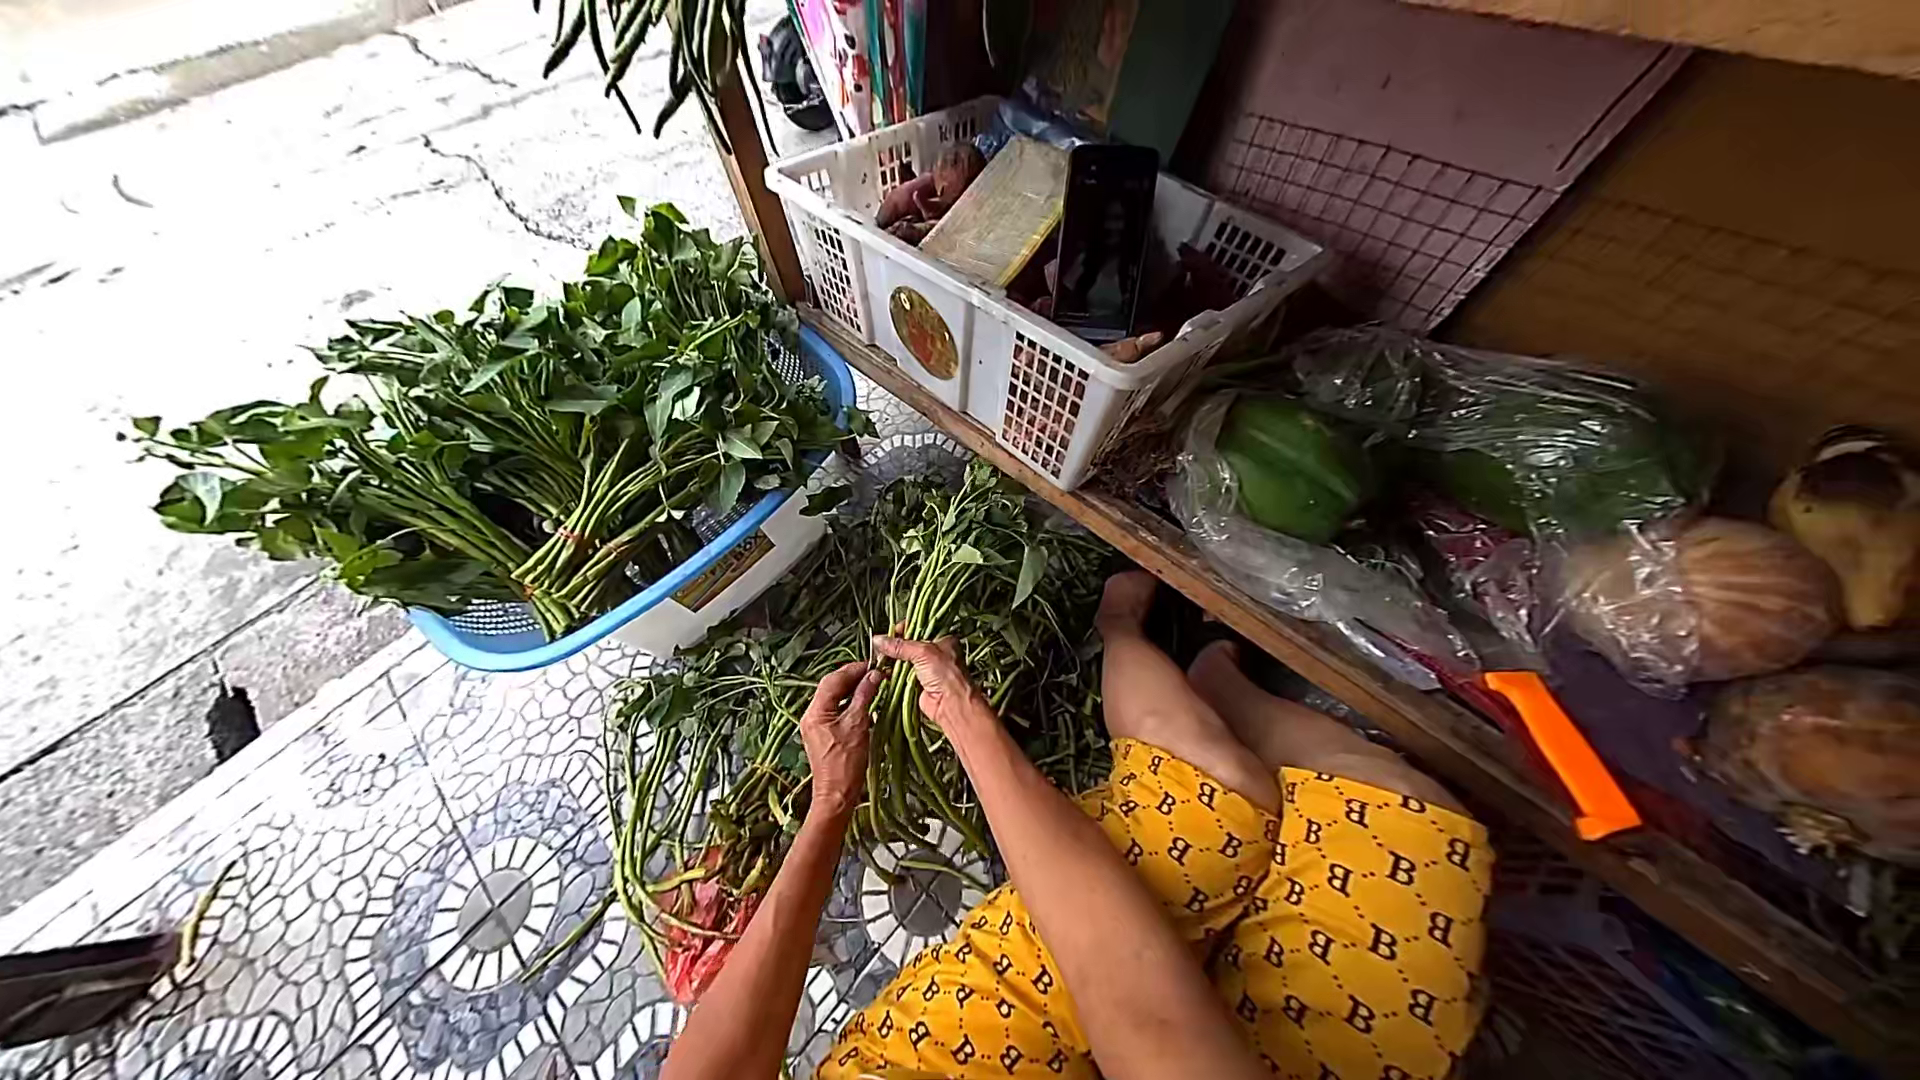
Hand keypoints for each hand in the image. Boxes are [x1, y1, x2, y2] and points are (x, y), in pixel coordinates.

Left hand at [800, 661, 882, 818]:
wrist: (836, 795)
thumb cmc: (846, 763)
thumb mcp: (858, 724)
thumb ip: (864, 696)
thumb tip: (874, 675)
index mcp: (815, 711)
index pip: (833, 679)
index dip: (854, 669)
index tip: (873, 665)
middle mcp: (811, 715)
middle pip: (831, 686)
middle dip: (853, 677)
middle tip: (875, 673)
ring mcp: (815, 725)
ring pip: (833, 697)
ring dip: (852, 689)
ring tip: (872, 685)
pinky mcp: (823, 733)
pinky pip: (835, 710)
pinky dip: (849, 703)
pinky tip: (864, 703)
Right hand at [871, 635, 995, 738]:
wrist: (952, 705)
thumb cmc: (945, 674)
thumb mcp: (923, 652)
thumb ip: (900, 645)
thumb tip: (878, 640)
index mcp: (942, 639)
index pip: (919, 628)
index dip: (904, 629)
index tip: (890, 631)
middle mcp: (934, 653)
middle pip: (908, 645)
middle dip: (893, 646)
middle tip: (880, 647)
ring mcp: (925, 669)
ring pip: (902, 661)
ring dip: (890, 661)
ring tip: (878, 659)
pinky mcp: (916, 684)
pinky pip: (899, 676)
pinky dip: (890, 674)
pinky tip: (881, 672)